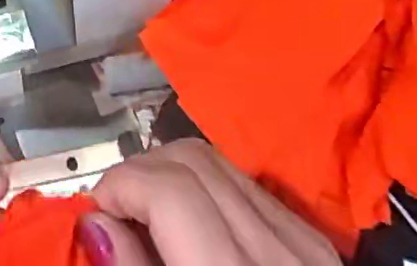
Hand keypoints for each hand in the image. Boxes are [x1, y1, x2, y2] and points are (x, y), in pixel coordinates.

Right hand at [84, 139, 338, 265]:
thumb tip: (96, 220)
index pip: (168, 189)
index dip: (119, 186)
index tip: (98, 215)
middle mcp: (280, 258)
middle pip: (188, 160)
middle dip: (139, 173)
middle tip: (120, 213)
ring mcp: (308, 250)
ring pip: (215, 162)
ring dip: (169, 174)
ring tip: (154, 215)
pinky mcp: (319, 248)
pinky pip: (245, 184)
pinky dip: (205, 187)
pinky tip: (196, 225)